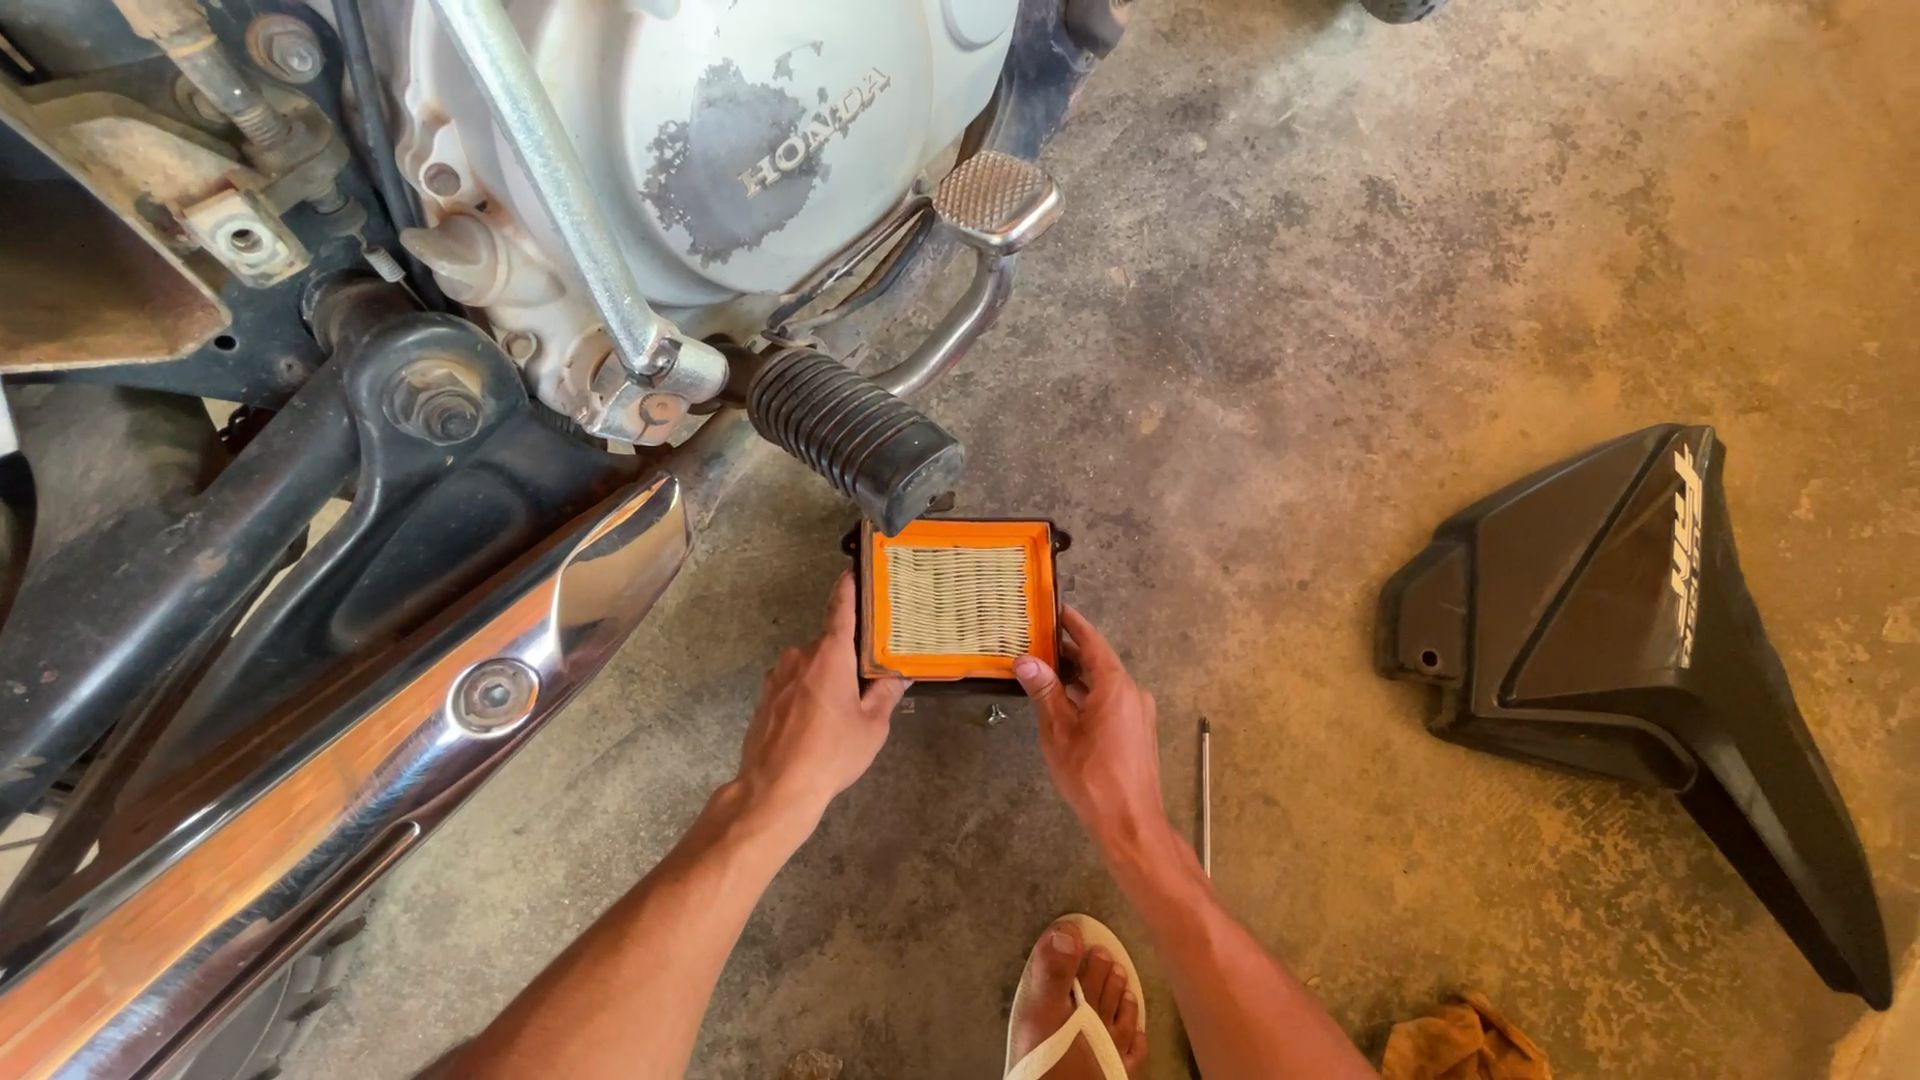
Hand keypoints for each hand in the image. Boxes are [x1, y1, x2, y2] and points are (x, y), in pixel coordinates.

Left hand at [734, 572, 908, 823]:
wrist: (775, 789)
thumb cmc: (830, 753)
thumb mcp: (872, 726)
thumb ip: (885, 694)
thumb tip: (898, 675)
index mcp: (829, 655)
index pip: (840, 610)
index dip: (848, 589)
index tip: (852, 572)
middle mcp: (799, 657)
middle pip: (829, 646)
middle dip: (846, 659)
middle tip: (865, 682)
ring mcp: (776, 677)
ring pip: (809, 668)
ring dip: (825, 680)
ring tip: (839, 713)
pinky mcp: (764, 698)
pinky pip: (793, 685)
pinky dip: (806, 695)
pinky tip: (815, 725)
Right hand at [1014, 606, 1168, 851]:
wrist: (1131, 824)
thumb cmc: (1092, 776)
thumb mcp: (1059, 731)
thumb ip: (1044, 691)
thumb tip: (1026, 660)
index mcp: (1116, 686)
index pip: (1093, 643)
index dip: (1074, 624)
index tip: (1057, 609)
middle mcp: (1133, 693)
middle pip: (1099, 662)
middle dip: (1070, 653)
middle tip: (1038, 641)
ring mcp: (1139, 714)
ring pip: (1104, 685)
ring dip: (1077, 677)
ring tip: (1045, 672)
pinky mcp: (1138, 732)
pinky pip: (1111, 702)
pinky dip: (1088, 696)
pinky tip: (1065, 704)